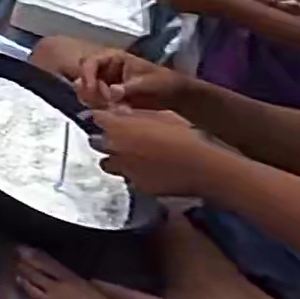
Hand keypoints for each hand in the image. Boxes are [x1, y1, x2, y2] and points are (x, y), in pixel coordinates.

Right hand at [73, 49, 193, 111]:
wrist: (175, 96)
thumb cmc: (163, 83)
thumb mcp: (148, 84)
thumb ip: (129, 88)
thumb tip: (113, 92)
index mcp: (112, 58)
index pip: (89, 62)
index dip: (86, 76)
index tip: (91, 91)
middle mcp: (104, 68)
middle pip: (84, 77)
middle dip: (92, 91)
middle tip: (108, 102)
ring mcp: (105, 81)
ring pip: (87, 90)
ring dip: (98, 101)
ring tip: (119, 108)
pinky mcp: (108, 95)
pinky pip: (97, 101)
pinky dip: (105, 108)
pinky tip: (123, 111)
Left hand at [90, 107, 230, 196]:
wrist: (205, 167)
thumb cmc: (185, 135)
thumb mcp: (160, 115)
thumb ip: (135, 114)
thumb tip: (121, 112)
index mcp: (117, 125)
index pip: (95, 117)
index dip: (102, 118)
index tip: (109, 120)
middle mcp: (114, 147)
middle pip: (95, 141)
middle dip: (104, 139)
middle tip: (120, 140)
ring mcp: (124, 168)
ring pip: (106, 163)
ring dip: (114, 159)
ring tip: (130, 159)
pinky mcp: (137, 186)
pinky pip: (127, 179)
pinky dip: (132, 175)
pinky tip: (147, 173)